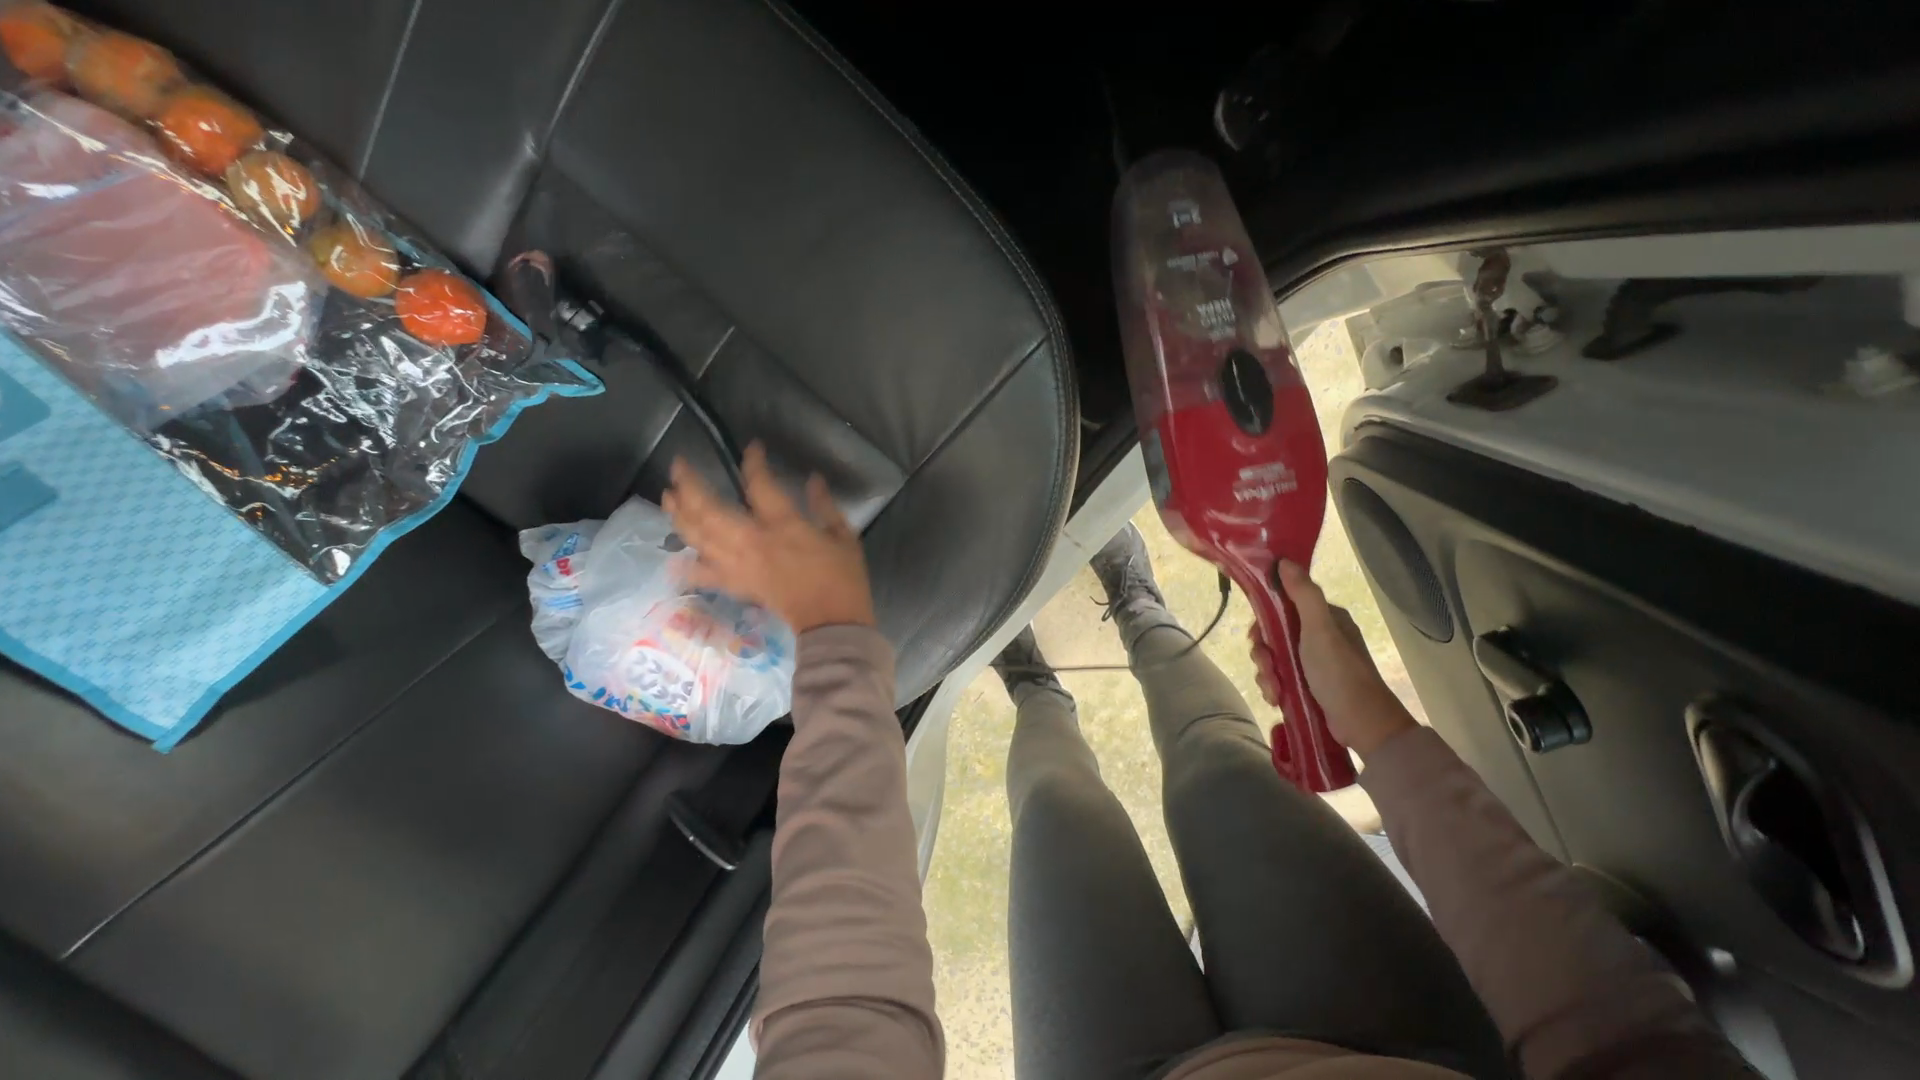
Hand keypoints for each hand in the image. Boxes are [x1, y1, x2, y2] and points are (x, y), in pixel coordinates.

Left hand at [662, 443, 875, 634]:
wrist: (832, 624)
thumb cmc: (843, 579)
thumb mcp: (844, 536)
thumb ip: (825, 505)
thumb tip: (812, 480)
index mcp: (784, 526)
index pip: (759, 485)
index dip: (753, 462)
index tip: (752, 448)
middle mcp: (753, 542)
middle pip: (709, 509)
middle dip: (690, 485)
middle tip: (679, 467)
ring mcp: (739, 565)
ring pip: (699, 537)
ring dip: (679, 515)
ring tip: (668, 496)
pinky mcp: (736, 585)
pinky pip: (704, 574)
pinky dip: (686, 566)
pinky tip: (674, 558)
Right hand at [1252, 560, 1417, 759]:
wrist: (1362, 724)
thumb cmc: (1340, 673)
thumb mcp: (1320, 629)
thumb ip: (1303, 594)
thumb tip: (1284, 561)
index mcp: (1325, 618)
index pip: (1282, 606)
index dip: (1264, 619)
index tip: (1255, 635)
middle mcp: (1318, 636)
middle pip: (1273, 634)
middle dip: (1263, 653)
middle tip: (1266, 667)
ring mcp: (1313, 663)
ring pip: (1273, 659)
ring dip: (1266, 674)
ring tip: (1274, 690)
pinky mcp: (1307, 685)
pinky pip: (1278, 678)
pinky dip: (1273, 688)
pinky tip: (1277, 699)